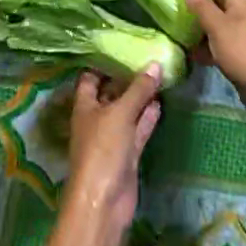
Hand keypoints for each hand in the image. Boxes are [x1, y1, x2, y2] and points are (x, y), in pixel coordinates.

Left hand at [65, 66, 162, 234]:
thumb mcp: (120, 112)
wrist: (104, 200)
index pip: (90, 77)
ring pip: (127, 110)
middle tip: (148, 55)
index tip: (122, 45)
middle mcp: (96, 119)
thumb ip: (139, 88)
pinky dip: (148, 116)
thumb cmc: (103, 150)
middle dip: (126, 77)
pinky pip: (138, 128)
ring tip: (159, 74)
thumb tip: (155, 63)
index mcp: (85, 107)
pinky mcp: (127, 152)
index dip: (102, 62)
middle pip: (111, 92)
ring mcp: (112, 137)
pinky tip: (160, 101)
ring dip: (141, 96)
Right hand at [183, 0, 245, 97]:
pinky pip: (216, 34)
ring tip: (179, 3)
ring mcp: (241, 28)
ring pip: (219, 10)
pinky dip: (203, 37)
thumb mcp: (219, 27)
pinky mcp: (237, 47)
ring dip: (202, 7)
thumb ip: (203, 6)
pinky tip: (186, 44)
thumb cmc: (245, 52)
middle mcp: (243, 8)